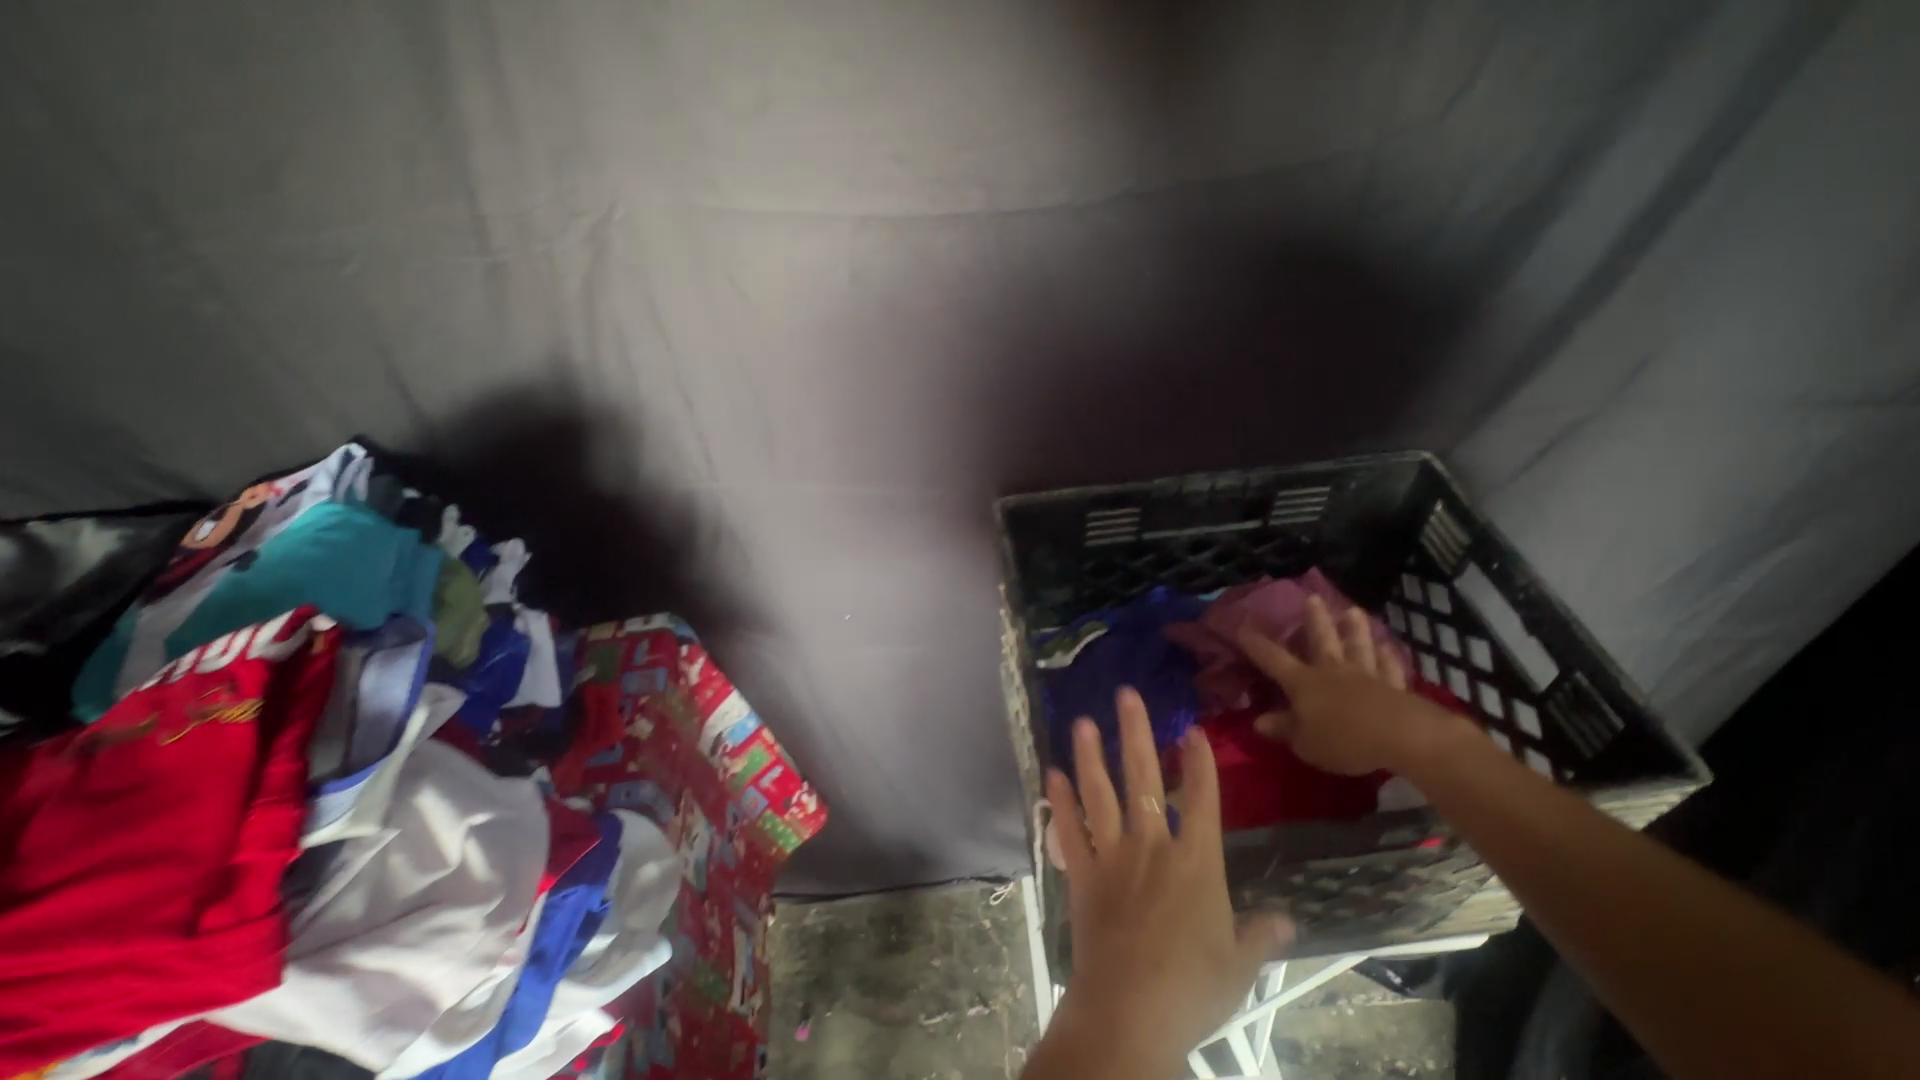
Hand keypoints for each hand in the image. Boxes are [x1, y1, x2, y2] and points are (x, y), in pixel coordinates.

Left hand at [1029, 687, 1292, 1079]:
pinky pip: (1069, 832)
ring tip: (1084, 721)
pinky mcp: (1082, 877)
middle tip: (1127, 694)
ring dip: (1091, 756)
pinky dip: (1059, 803)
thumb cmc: (1192, 989)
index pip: (1204, 799)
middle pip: (1145, 779)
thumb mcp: (1239, 966)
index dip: (1201, 762)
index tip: (1193, 729)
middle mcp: (1153, 847)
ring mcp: (1113, 858)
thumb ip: (1260, 935)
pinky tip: (1052, 775)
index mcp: (1198, 862)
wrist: (1130, 1011)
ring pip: (1100, 794)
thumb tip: (1288, 921)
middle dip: (1138, 733)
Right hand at [1235, 594, 1473, 775]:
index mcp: (1303, 683)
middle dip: (1314, 620)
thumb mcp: (1304, 743)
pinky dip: (1387, 657)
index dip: (1255, 644)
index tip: (1240, 626)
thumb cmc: (1343, 740)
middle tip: (1312, 597)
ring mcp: (1365, 676)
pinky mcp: (1394, 687)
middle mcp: (1332, 671)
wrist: (1401, 736)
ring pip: (1357, 647)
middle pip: (1321, 640)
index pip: (1272, 659)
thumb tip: (1259, 720)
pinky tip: (1387, 648)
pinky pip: (1389, 668)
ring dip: (1354, 629)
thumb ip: (1283, 729)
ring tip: (1353, 611)